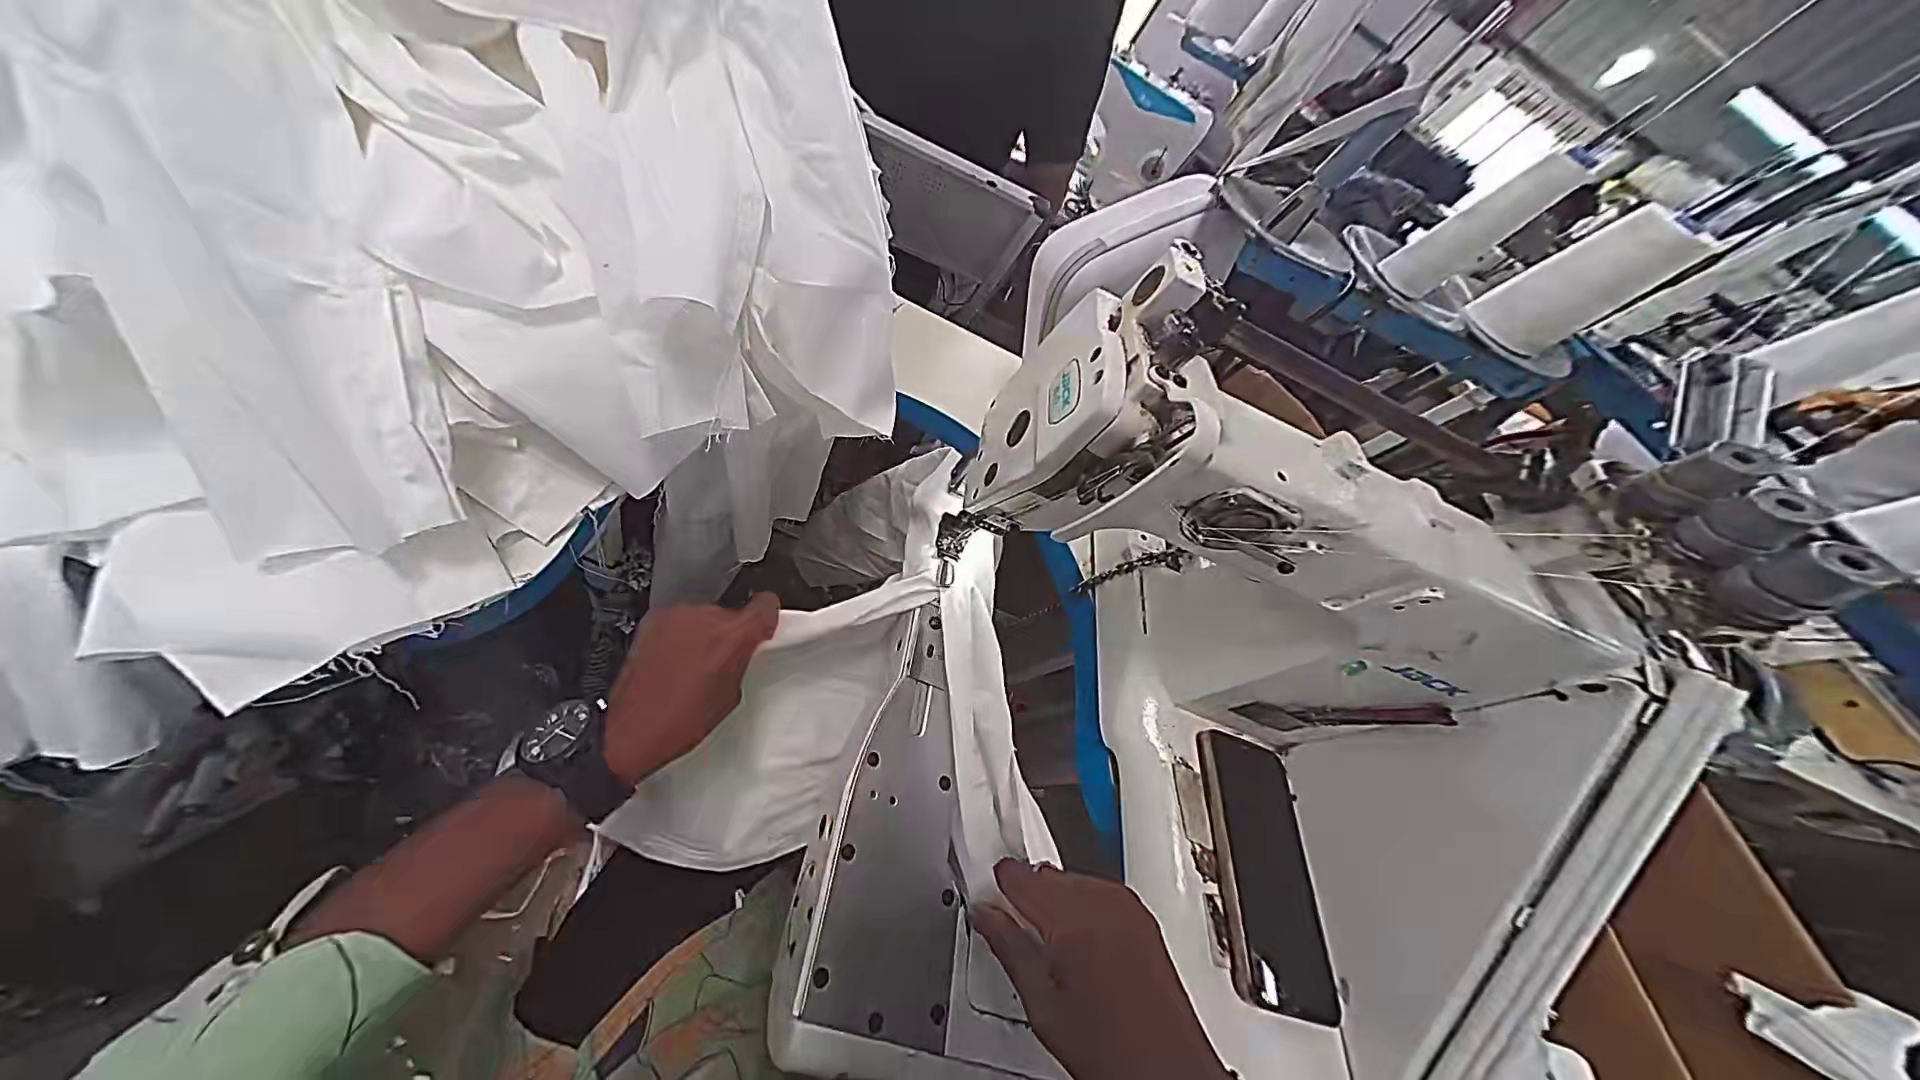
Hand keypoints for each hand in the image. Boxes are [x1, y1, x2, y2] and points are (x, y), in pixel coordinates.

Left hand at [600, 593, 779, 785]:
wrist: (632, 730)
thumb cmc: (680, 720)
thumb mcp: (731, 694)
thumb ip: (742, 660)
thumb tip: (743, 650)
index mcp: (734, 635)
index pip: (765, 604)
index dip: (767, 616)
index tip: (763, 624)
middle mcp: (706, 617)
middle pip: (732, 612)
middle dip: (730, 633)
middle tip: (721, 661)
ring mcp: (677, 616)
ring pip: (705, 615)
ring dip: (703, 633)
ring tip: (693, 664)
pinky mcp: (653, 620)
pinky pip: (680, 621)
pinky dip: (680, 635)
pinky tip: (674, 661)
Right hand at [973, 860, 1231, 1079]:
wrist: (1170, 1073)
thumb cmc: (1116, 1054)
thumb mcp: (1043, 1007)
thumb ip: (1009, 948)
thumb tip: (986, 917)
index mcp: (1072, 920)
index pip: (1019, 875)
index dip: (998, 885)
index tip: (989, 896)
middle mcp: (1102, 903)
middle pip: (1045, 875)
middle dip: (1027, 898)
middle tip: (1017, 933)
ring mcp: (1126, 906)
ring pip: (1070, 879)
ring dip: (1055, 902)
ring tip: (1055, 952)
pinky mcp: (1141, 914)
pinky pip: (1097, 891)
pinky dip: (1082, 906)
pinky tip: (1080, 947)